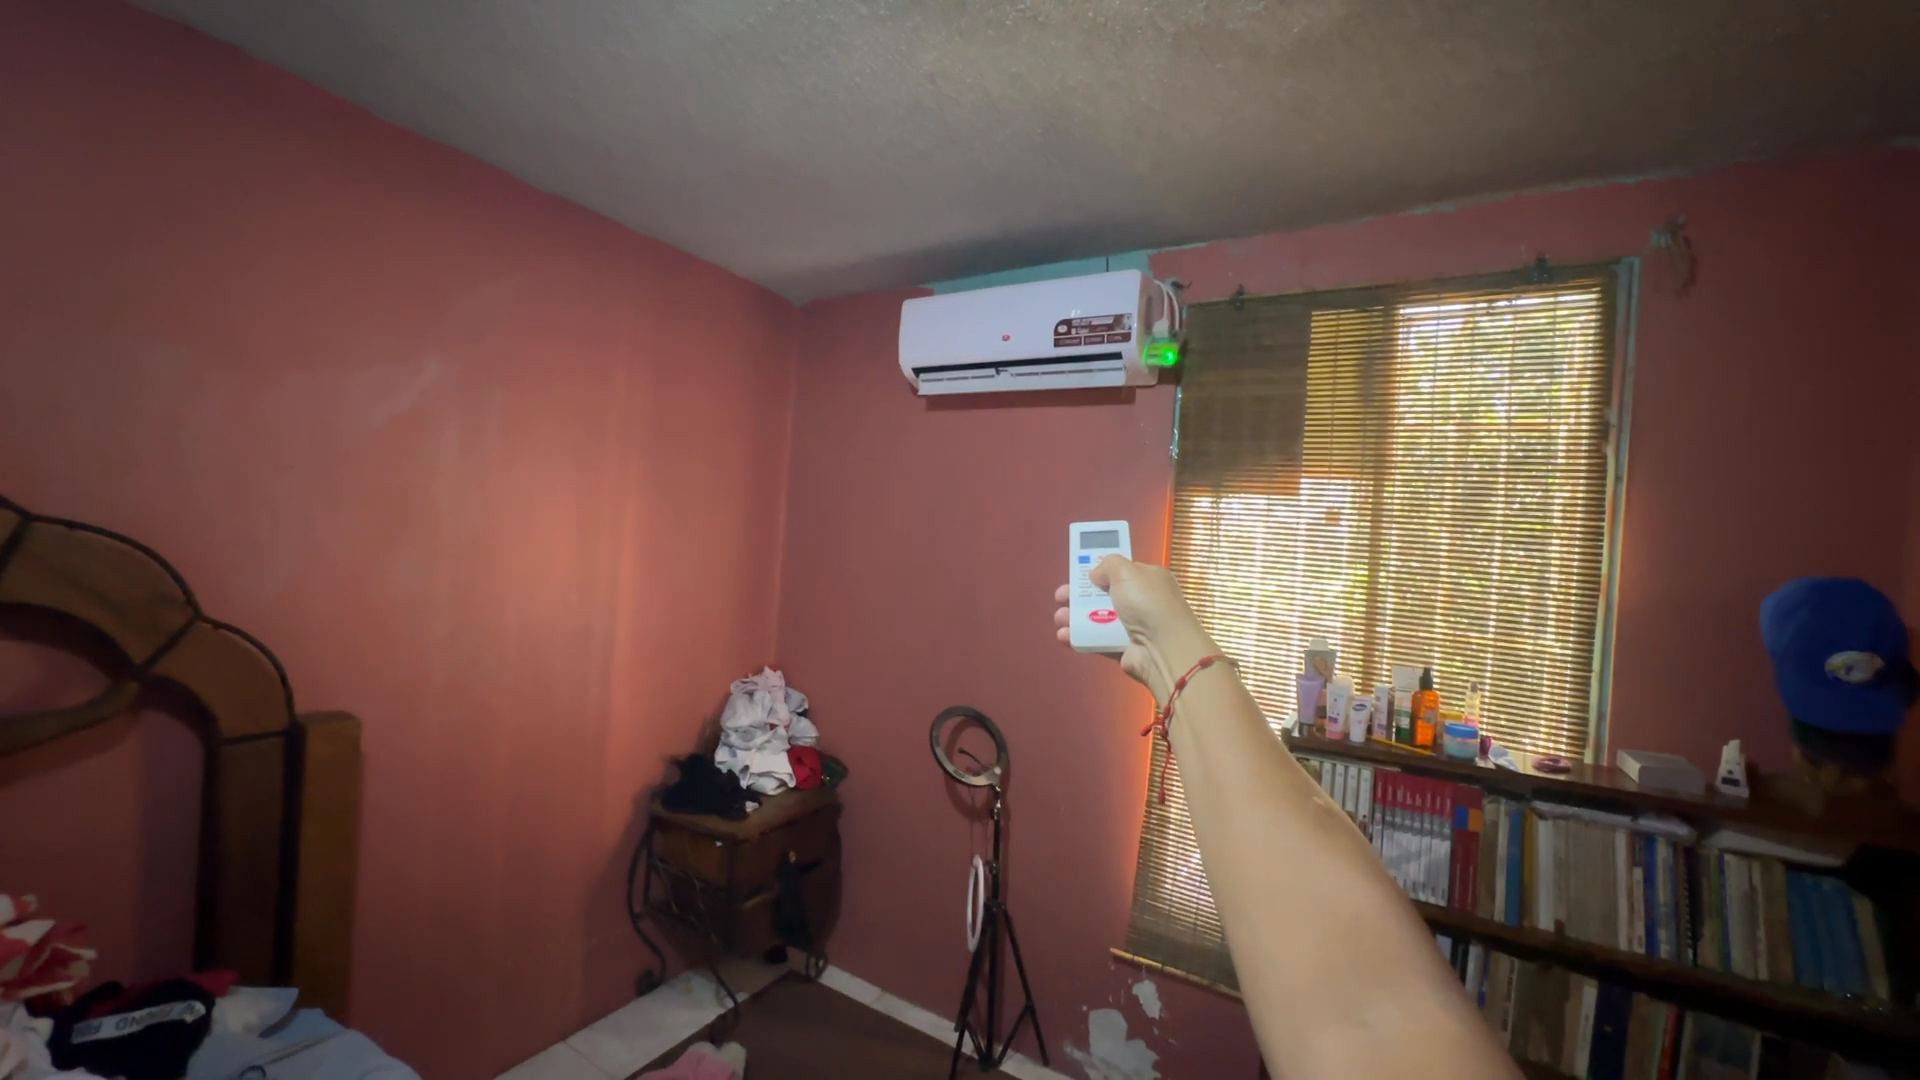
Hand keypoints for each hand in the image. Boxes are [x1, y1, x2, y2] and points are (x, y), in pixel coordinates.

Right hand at [1055, 555, 1220, 703]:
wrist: (1163, 647)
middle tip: (1060, 596)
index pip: (1120, 572)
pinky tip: (1065, 636)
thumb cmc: (1147, 603)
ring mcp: (1130, 626)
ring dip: (1074, 617)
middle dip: (1078, 595)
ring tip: (1059, 618)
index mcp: (1146, 580)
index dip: (1098, 571)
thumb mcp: (1127, 571)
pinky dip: (1079, 637)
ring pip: (1095, 618)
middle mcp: (1139, 602)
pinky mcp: (1120, 648)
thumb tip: (1095, 574)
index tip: (1077, 572)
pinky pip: (1095, 639)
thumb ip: (1108, 564)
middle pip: (1102, 595)